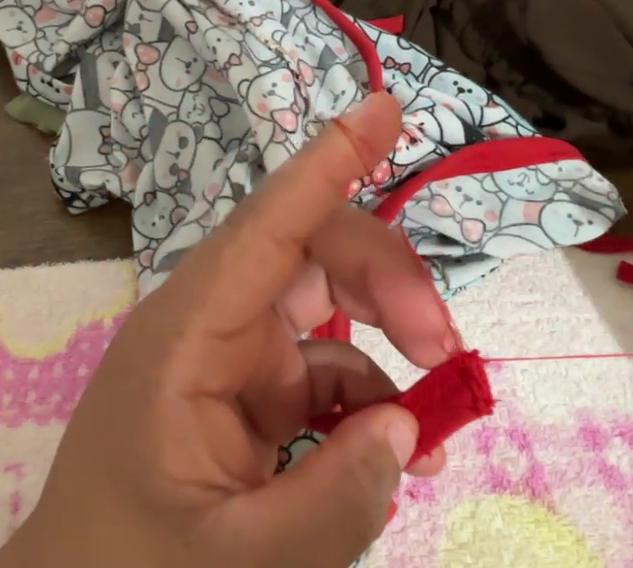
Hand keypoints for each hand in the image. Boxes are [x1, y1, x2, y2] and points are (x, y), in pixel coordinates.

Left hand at [0, 93, 459, 567]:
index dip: (327, 163)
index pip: (266, 227)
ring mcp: (235, 356)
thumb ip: (331, 503)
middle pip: (311, 251)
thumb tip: (408, 427)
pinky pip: (328, 368)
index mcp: (186, 334)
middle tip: (442, 344)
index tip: (385, 110)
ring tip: (446, 387)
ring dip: (391, 326)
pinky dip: (375, 396)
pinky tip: (409, 445)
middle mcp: (211, 323)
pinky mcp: (253, 392)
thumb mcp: (233, 559)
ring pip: (327, 299)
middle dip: (385, 277)